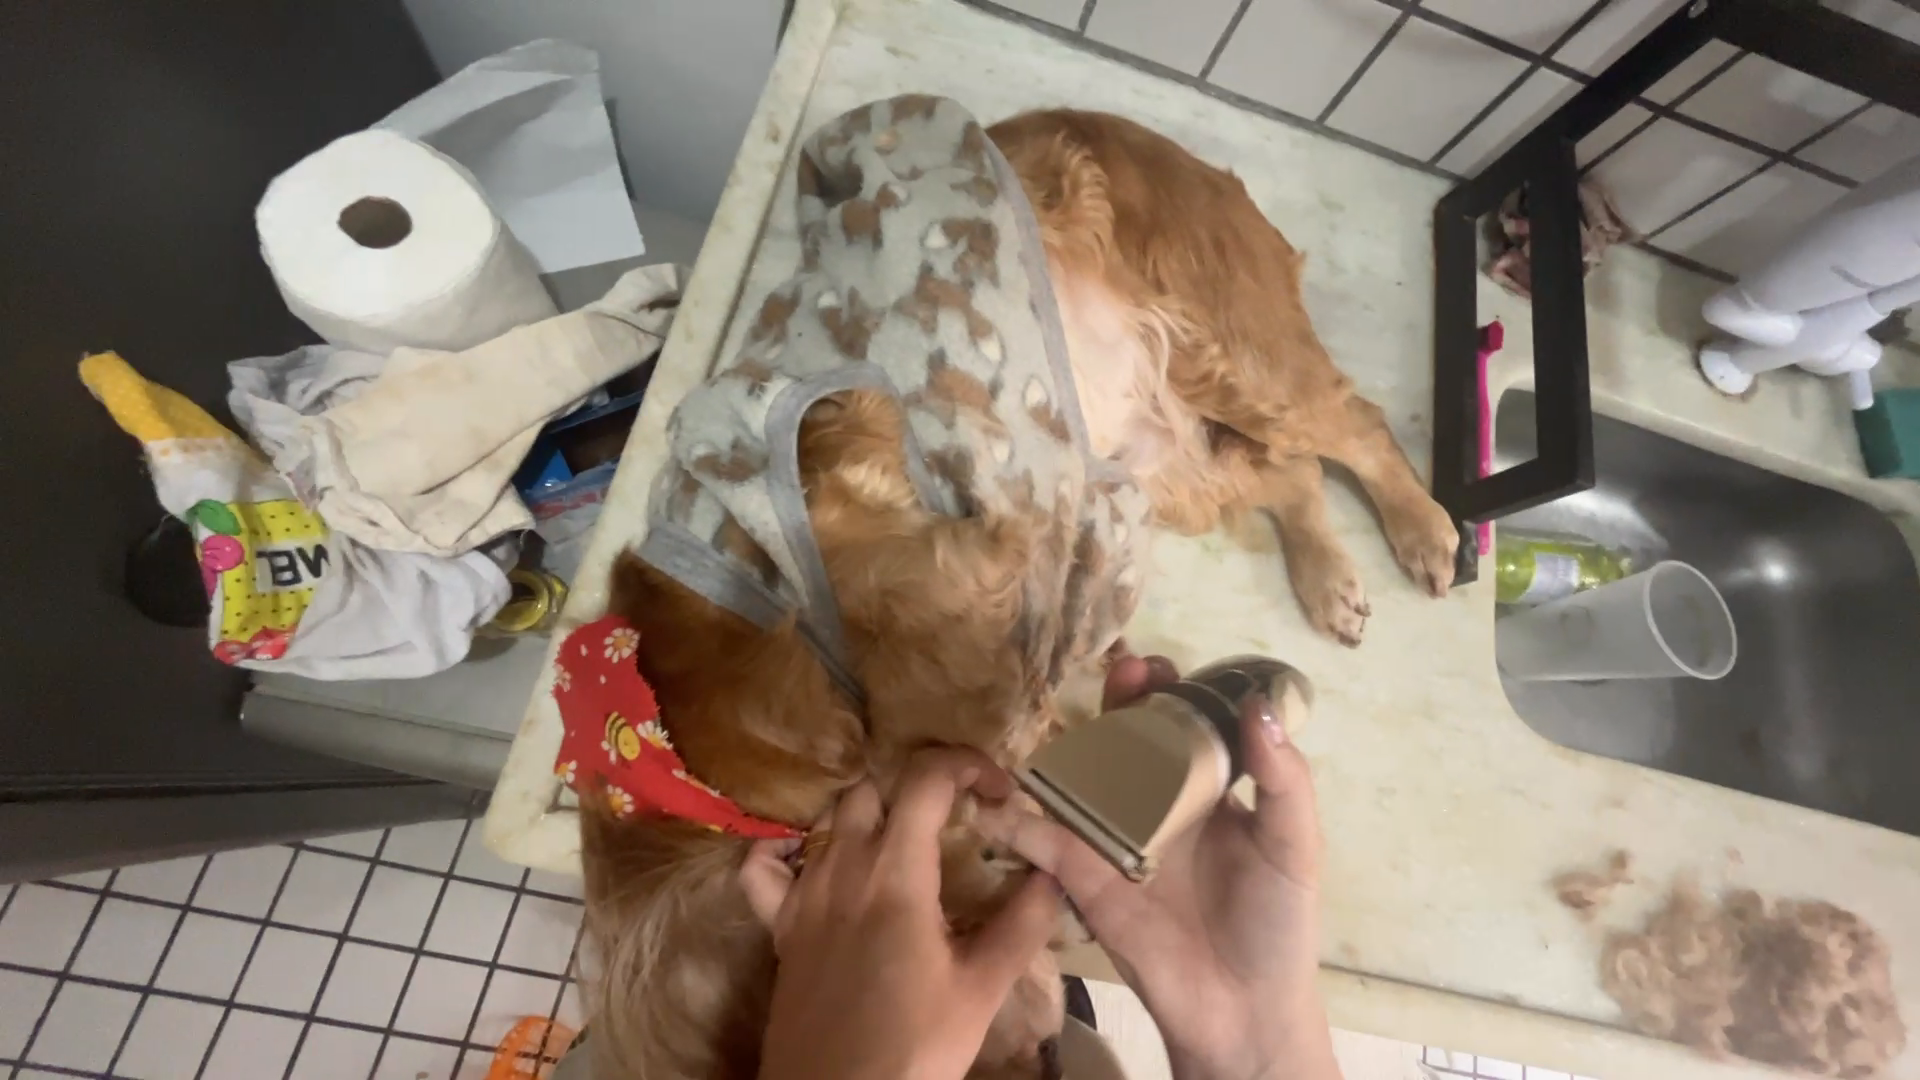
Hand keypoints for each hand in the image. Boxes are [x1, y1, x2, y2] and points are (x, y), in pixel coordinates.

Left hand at [739, 749, 1061, 1079]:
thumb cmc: (912, 1048)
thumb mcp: (980, 990)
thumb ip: (1021, 925)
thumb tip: (1052, 875)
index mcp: (895, 868)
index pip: (926, 777)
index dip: (967, 764)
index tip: (998, 788)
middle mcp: (844, 863)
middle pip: (876, 786)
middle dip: (920, 785)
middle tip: (956, 815)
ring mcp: (804, 890)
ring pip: (831, 815)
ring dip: (871, 810)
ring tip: (904, 835)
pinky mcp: (779, 923)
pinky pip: (765, 866)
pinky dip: (787, 849)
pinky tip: (814, 861)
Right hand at [977, 655, 1340, 1079]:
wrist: (1242, 1010)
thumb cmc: (1274, 921)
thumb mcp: (1293, 845)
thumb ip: (1282, 779)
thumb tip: (1260, 706)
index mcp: (1203, 788)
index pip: (1182, 724)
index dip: (1172, 690)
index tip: (1163, 667)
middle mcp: (1155, 800)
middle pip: (1129, 735)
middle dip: (1125, 698)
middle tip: (1128, 673)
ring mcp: (1113, 832)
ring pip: (1083, 772)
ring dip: (1073, 740)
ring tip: (1078, 726)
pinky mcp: (1083, 871)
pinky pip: (1045, 838)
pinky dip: (1018, 820)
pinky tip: (1002, 798)